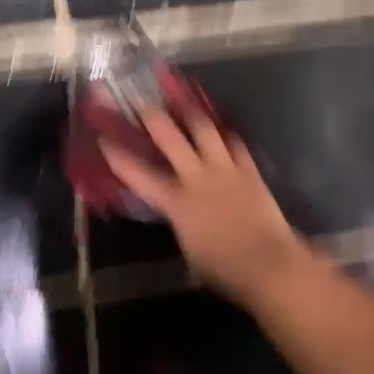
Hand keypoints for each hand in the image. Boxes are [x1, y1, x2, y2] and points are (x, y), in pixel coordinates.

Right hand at [102, 107, 311, 304]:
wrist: (268, 263)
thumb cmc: (225, 270)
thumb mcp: (190, 251)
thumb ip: (180, 224)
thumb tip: (177, 215)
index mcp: (177, 203)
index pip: (140, 175)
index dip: (120, 157)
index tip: (105, 139)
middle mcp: (197, 177)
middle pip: (172, 138)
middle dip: (154, 118)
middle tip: (143, 104)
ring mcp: (225, 169)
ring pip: (205, 130)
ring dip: (191, 114)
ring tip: (184, 103)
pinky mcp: (249, 169)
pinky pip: (235, 143)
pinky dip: (226, 135)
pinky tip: (223, 129)